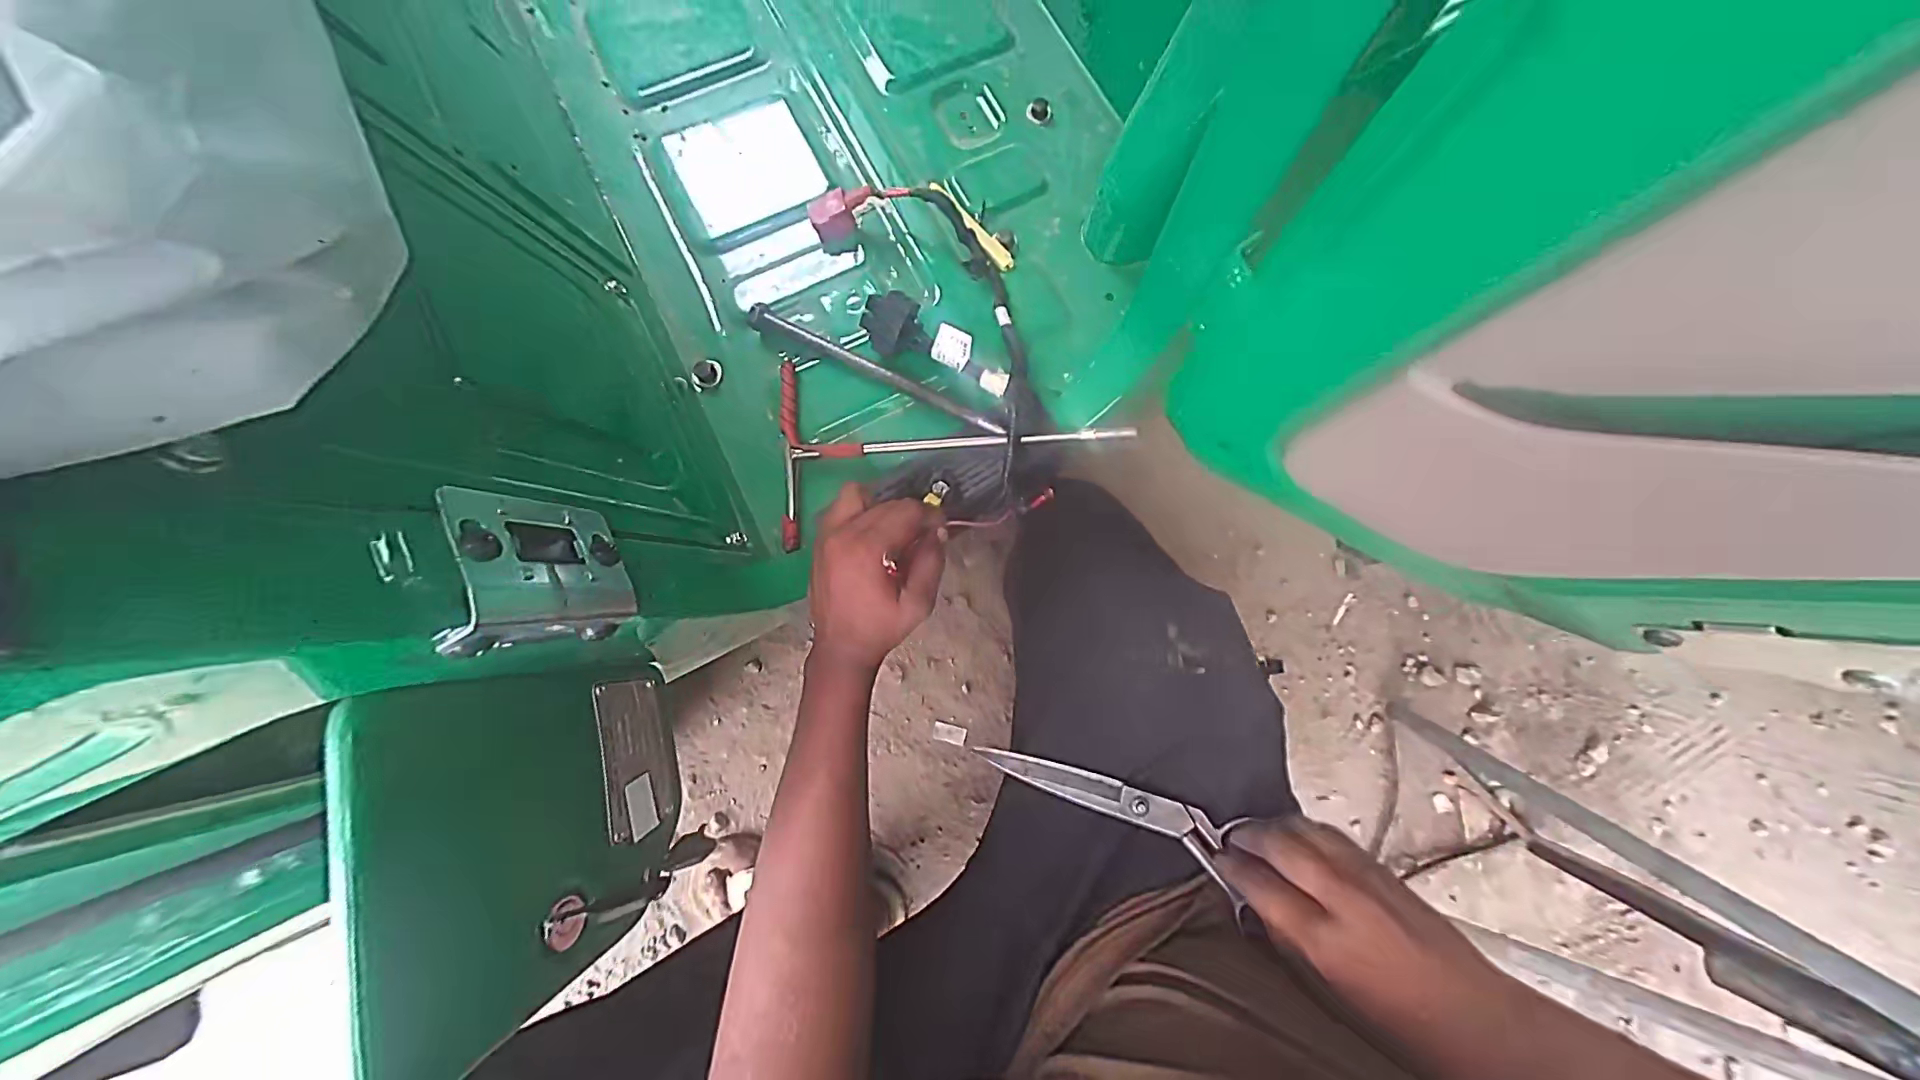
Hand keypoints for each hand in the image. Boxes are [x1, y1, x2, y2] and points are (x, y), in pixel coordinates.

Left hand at [807, 483, 944, 673]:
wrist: (840, 647)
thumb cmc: (879, 628)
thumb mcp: (917, 603)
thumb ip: (931, 562)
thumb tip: (937, 532)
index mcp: (865, 548)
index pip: (905, 511)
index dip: (930, 515)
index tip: (940, 527)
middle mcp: (841, 533)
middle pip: (885, 502)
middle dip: (910, 512)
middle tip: (924, 532)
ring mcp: (826, 534)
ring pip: (857, 494)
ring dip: (881, 504)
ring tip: (895, 528)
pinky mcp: (819, 540)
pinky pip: (840, 508)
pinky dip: (860, 511)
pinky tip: (873, 534)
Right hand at [1217, 818, 1515, 1038]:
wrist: (1476, 1017)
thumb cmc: (1404, 1018)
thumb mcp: (1327, 987)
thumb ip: (1286, 938)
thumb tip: (1255, 904)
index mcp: (1324, 939)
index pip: (1259, 882)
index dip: (1230, 865)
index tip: (1216, 859)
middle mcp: (1345, 898)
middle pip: (1279, 841)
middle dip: (1247, 833)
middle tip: (1230, 838)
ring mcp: (1367, 877)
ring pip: (1305, 827)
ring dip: (1275, 825)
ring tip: (1259, 832)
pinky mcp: (1384, 868)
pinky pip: (1331, 833)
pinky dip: (1305, 829)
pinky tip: (1298, 837)